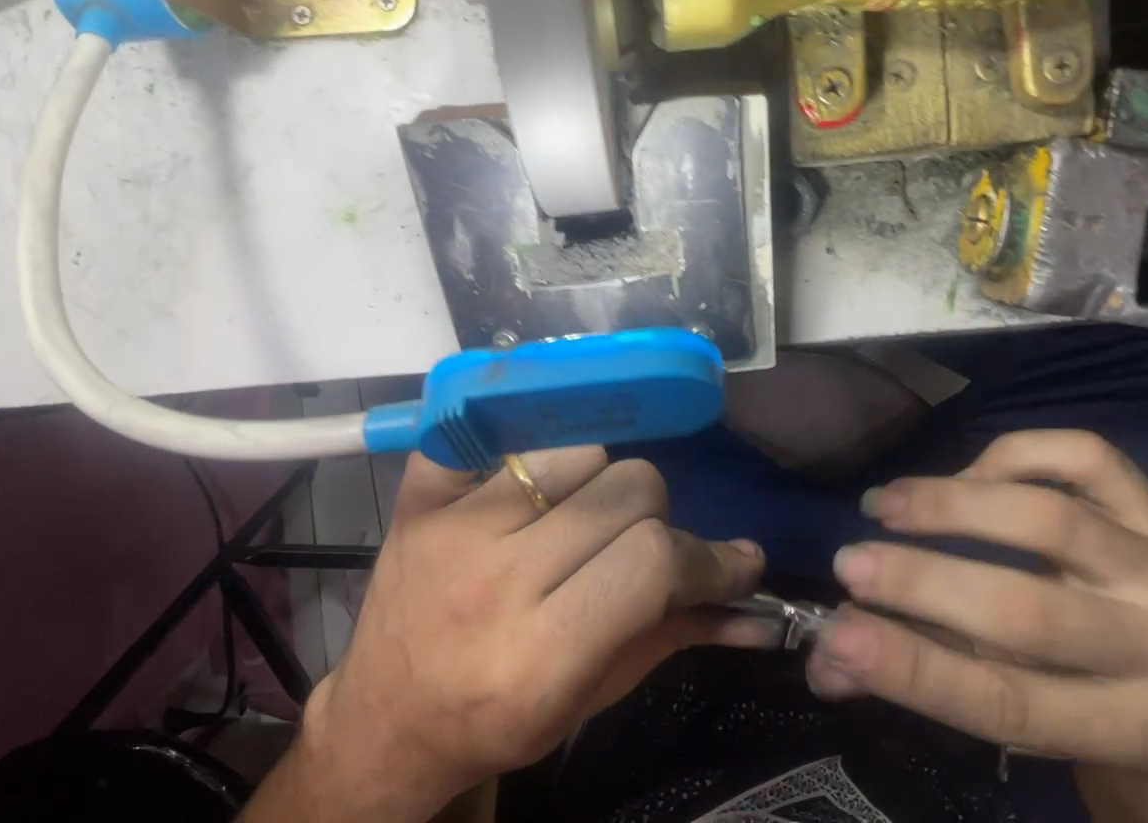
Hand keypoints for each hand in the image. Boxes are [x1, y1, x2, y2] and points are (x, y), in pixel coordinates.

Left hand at [294, 448, 769, 820]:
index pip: (654, 558)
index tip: (729, 566)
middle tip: (636, 549)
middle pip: (626, 488)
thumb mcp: (594, 697)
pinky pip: (497, 428)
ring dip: (595, 480)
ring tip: (578, 517)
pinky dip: (525, 443)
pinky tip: (532, 477)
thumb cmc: (500, 719)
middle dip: (652, 518)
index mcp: (539, 653)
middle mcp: (494, 581)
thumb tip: (760, 608)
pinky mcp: (420, 495)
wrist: (388, 718)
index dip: (705, 557)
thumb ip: (679, 638)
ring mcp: (452, 528)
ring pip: (576, 450)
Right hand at [806, 430, 1147, 771]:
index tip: (837, 633)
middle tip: (846, 564)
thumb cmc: (1065, 687)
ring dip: (952, 508)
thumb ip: (913, 676)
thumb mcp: (998, 701)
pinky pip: (1086, 458)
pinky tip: (962, 474)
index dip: (914, 669)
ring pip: (1053, 523)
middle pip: (1030, 614)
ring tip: (884, 506)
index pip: (1008, 702)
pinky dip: (1013, 457)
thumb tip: (825, 658)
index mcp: (1130, 727)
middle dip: (922, 584)